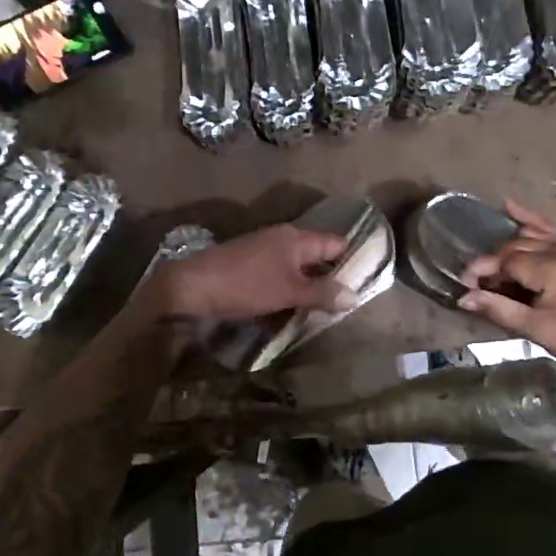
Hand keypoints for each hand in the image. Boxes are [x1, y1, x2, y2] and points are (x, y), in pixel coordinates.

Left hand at [150, 224, 353, 320]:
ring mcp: (263, 253)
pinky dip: (285, 295)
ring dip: (306, 292)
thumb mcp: (289, 291)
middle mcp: (282, 240)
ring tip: (320, 316)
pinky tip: (287, 317)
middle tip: (345, 307)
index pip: (335, 244)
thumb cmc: (246, 285)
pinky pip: (276, 280)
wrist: (191, 288)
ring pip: (295, 272)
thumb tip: (354, 296)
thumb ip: (322, 293)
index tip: (365, 284)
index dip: (352, 261)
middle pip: (316, 259)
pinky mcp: (248, 269)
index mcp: (296, 238)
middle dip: (328, 282)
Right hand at [456, 200, 555, 373]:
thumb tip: (464, 298)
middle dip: (492, 264)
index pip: (504, 260)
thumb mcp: (538, 329)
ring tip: (493, 269)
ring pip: (528, 236)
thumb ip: (499, 309)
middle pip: (514, 247)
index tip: (465, 287)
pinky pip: (548, 228)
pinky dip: (527, 219)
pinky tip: (509, 205)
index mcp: (551, 268)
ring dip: (506, 248)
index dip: (482, 272)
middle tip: (478, 286)